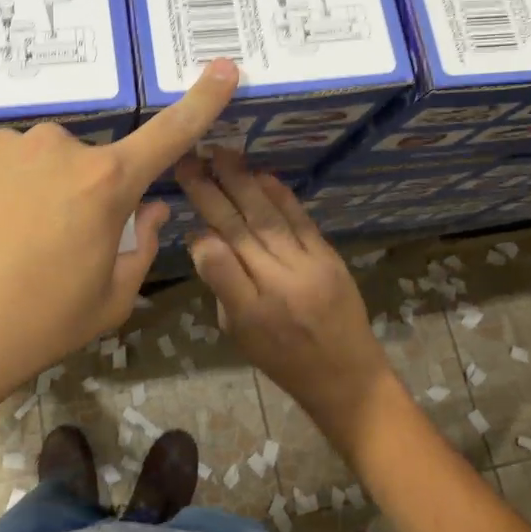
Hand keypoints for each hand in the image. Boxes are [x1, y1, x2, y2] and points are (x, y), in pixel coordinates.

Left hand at [0, 60, 239, 411]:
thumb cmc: (34, 327)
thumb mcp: (108, 300)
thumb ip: (140, 245)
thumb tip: (150, 208)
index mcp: (105, 183)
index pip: (169, 134)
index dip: (201, 101)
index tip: (225, 67)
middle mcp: (57, 148)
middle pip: (89, 165)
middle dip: (85, 197)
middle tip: (55, 252)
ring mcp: (3, 148)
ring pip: (40, 165)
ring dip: (37, 194)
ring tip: (7, 250)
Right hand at [177, 151, 396, 436]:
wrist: (347, 377)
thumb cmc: (284, 360)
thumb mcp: (239, 334)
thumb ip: (221, 287)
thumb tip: (203, 240)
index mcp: (250, 312)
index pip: (218, 262)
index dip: (199, 230)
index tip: (183, 207)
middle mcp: (278, 286)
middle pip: (239, 230)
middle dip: (212, 192)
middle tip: (190, 160)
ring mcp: (308, 268)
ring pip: (268, 217)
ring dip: (244, 182)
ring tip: (222, 154)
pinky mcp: (330, 258)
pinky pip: (300, 220)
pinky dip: (280, 195)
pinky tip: (261, 175)